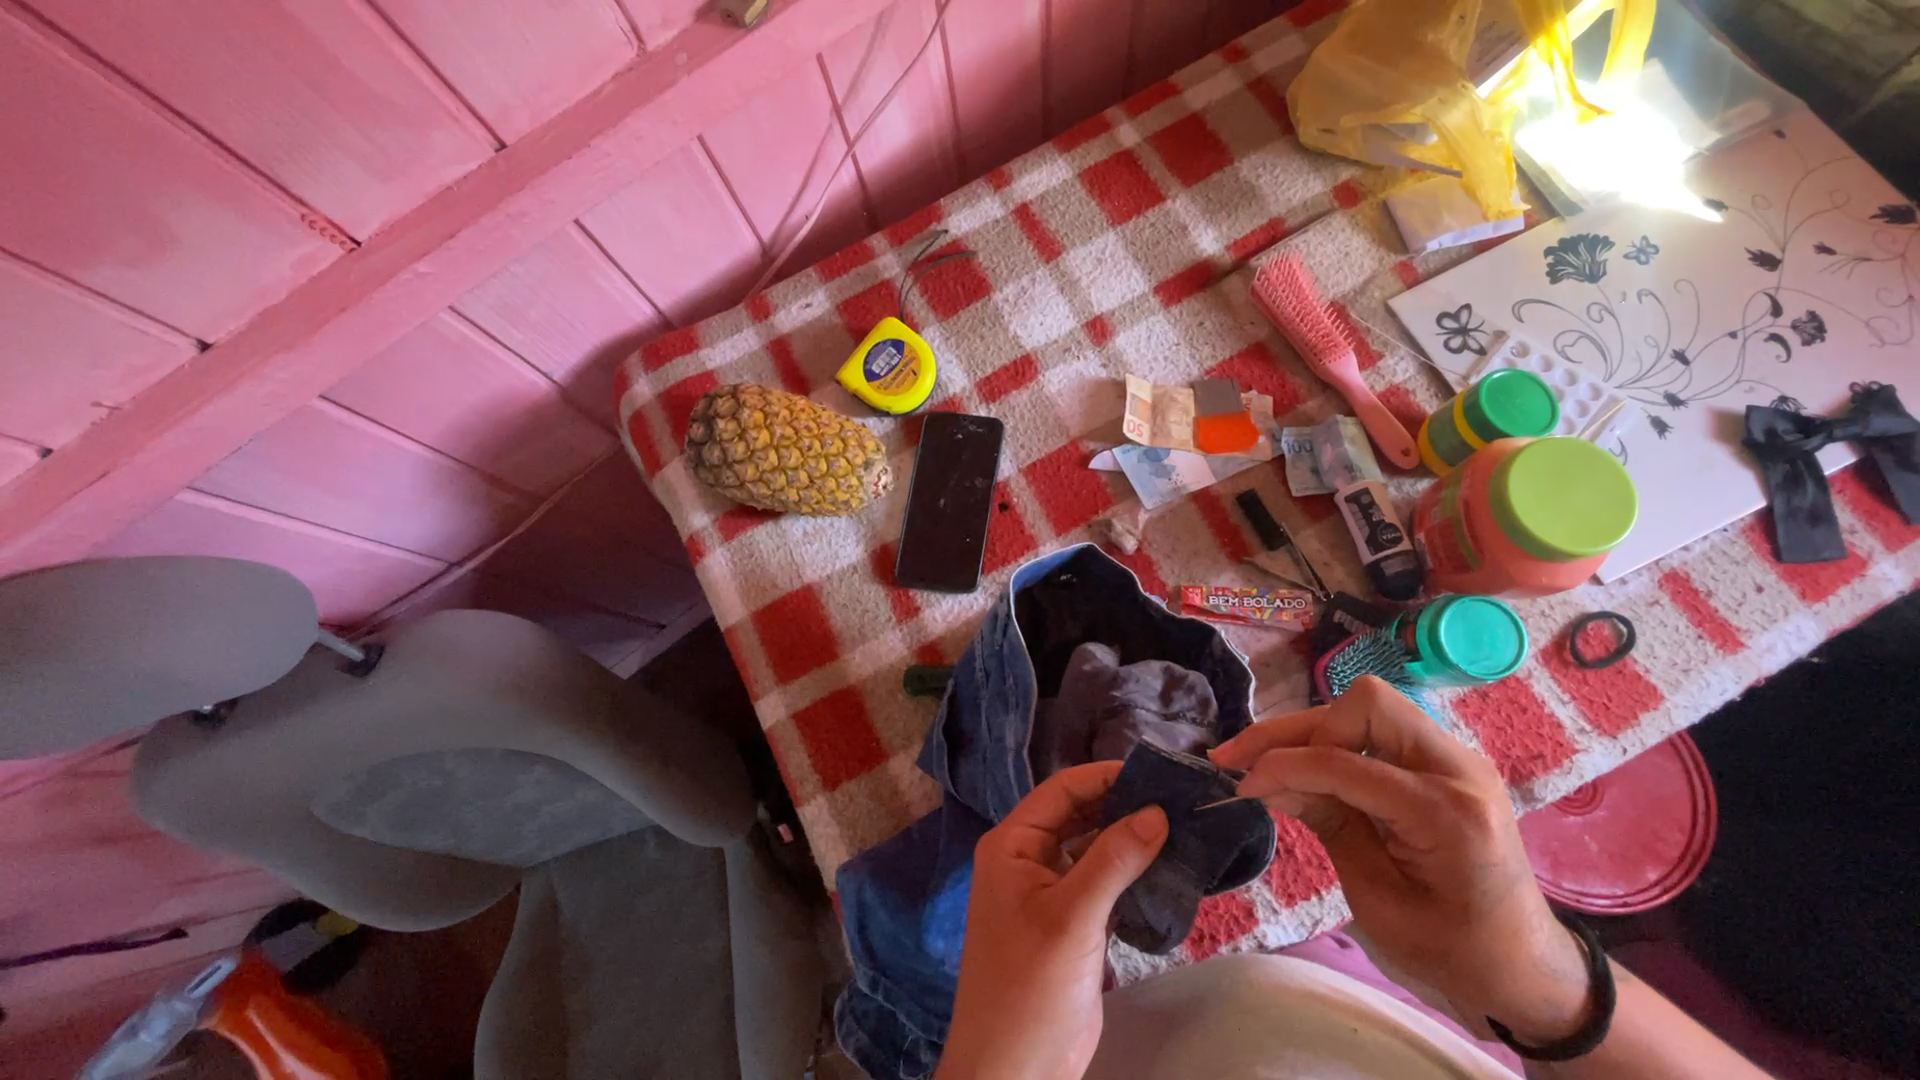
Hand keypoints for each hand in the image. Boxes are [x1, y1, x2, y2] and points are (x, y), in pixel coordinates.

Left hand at [937, 761, 1168, 1079]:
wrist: (1014, 1070)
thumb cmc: (1031, 985)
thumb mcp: (1072, 917)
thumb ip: (1113, 860)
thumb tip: (1157, 811)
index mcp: (1012, 844)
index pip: (1061, 791)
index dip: (1106, 778)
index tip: (1158, 774)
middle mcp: (1026, 858)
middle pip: (1078, 815)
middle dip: (1122, 805)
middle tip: (1179, 800)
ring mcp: (1047, 891)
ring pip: (1092, 848)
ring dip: (1129, 839)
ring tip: (1182, 826)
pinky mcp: (1069, 923)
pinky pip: (1100, 881)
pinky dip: (1129, 872)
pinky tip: (1165, 867)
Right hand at [1210, 676, 1590, 1042]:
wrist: (1523, 970)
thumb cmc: (1451, 953)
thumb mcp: (1377, 898)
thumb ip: (1327, 824)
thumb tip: (1264, 780)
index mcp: (1447, 813)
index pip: (1343, 762)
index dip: (1282, 766)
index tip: (1238, 784)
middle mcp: (1458, 768)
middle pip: (1363, 705)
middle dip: (1295, 729)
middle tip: (1239, 756)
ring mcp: (1455, 759)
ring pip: (1367, 707)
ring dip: (1309, 730)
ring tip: (1258, 758)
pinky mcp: (1443, 762)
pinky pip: (1378, 729)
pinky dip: (1332, 741)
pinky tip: (1299, 766)